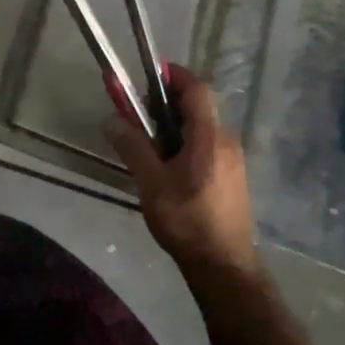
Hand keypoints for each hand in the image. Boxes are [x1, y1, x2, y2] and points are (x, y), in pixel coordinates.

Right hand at [106, 64, 257, 275]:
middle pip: (197, 105)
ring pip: (201, 126)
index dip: (173, 75)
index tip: (147, 76)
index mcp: (210, 137)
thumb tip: (111, 119)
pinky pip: (206, 144)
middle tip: (137, 115)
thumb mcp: (152, 184)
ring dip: (173, 124)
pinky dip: (184, 141)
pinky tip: (166, 166)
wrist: (225, 269)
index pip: (197, 88)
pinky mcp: (232, 177)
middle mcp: (226, 141)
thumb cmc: (188, 222)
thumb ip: (132, 147)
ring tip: (147, 143)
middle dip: (165, 102)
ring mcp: (233, 160)